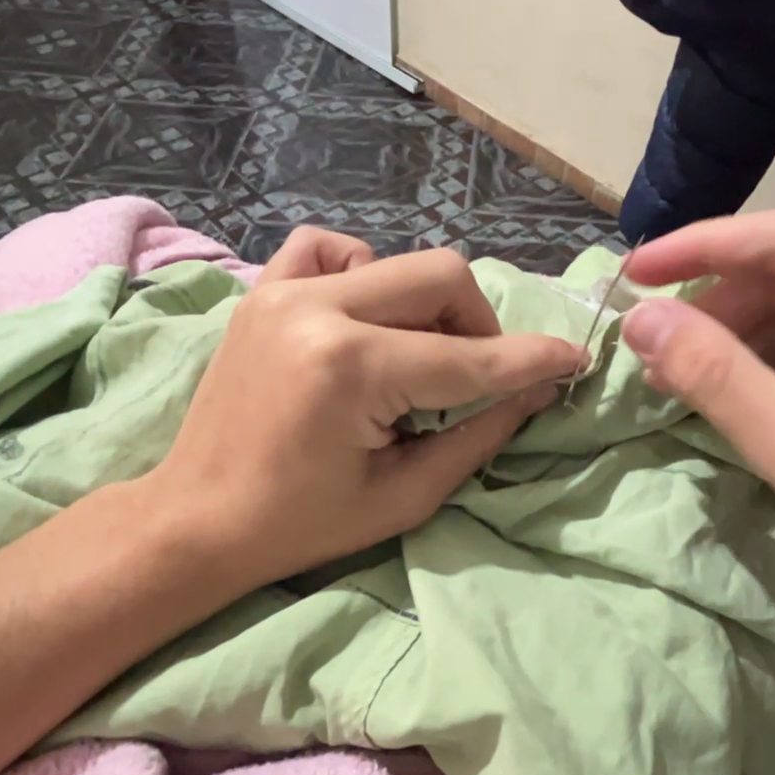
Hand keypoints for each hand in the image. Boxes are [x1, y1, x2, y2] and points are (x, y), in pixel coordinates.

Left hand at [149, 235, 584, 589]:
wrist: (199, 520)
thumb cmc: (302, 525)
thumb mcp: (405, 495)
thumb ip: (479, 433)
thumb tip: (538, 388)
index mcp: (351, 368)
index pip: (469, 358)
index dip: (531, 360)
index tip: (576, 360)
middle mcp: (317, 309)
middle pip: (441, 277)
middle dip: (480, 327)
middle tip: (477, 378)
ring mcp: (281, 292)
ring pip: (394, 261)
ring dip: (426, 305)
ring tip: (415, 358)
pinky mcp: (261, 293)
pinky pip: (327, 249)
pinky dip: (362, 273)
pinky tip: (364, 317)